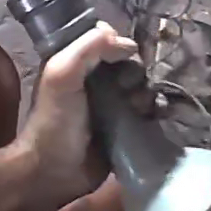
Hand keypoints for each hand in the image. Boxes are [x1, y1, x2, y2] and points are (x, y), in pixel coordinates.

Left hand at [8, 23, 136, 210]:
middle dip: (134, 71)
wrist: (55, 173)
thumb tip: (129, 44)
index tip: (122, 56)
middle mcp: (95, 78)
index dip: (118, 43)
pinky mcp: (126, 125)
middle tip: (126, 88)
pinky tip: (154, 114)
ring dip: (146, 91)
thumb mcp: (62, 74)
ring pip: (141, 84)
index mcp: (76, 60)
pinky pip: (148, 108)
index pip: (106, 38)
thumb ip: (90, 47)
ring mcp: (111, 102)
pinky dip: (155, 108)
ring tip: (138, 106)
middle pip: (128, 61)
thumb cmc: (54, 120)